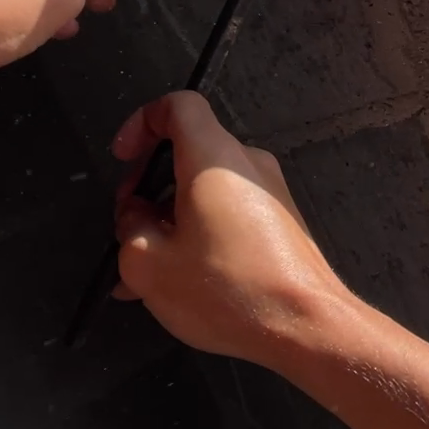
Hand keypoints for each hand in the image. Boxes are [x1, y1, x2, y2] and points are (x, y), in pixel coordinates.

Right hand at [109, 92, 349, 363]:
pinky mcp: (281, 220)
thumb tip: (137, 215)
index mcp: (215, 158)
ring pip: (207, 190)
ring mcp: (271, 192)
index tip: (123, 158)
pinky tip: (180, 279)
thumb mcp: (148, 264)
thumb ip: (130, 227)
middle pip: (189, 153)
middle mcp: (249, 164)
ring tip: (145, 272)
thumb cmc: (228, 288)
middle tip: (129, 227)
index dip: (141, 122)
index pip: (178, 105)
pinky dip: (200, 233)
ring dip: (171, 219)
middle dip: (149, 187)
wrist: (305, 323)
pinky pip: (230, 212)